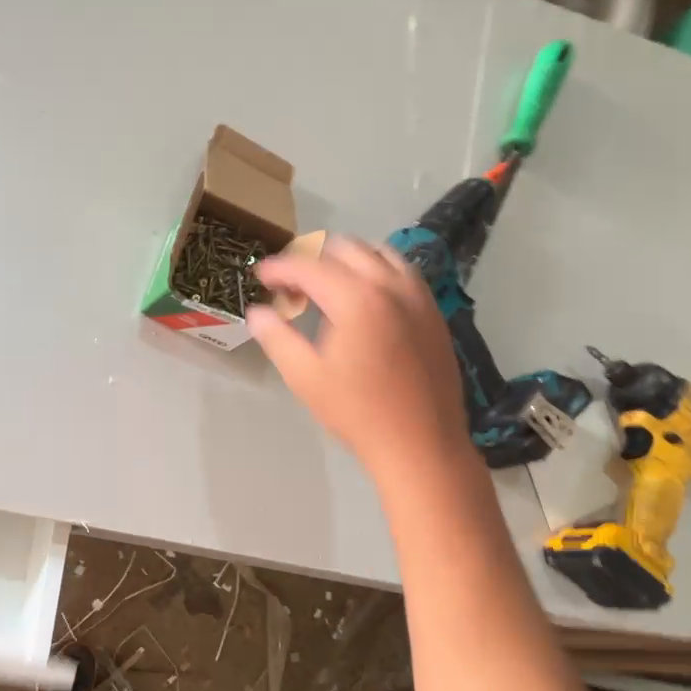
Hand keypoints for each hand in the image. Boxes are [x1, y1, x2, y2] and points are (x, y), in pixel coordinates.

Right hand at [247, 239, 469, 474]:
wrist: (420, 441)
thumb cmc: (356, 413)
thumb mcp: (306, 379)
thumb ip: (278, 339)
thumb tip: (257, 314)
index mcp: (356, 299)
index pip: (310, 266)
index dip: (280, 268)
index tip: (261, 276)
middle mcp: (390, 285)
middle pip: (346, 249)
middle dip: (313, 258)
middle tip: (292, 285)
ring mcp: (417, 295)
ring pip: (379, 254)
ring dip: (347, 261)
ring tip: (327, 287)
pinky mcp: (433, 311)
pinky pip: (403, 273)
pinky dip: (377, 273)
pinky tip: (364, 300)